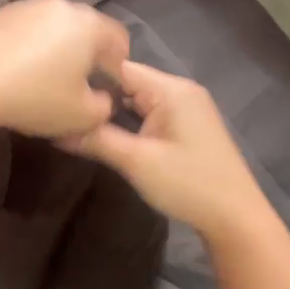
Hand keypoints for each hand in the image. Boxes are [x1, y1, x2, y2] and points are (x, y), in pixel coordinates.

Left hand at [0, 0, 128, 139]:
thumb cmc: (35, 97)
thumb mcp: (83, 116)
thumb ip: (104, 106)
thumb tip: (102, 97)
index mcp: (87, 24)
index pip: (118, 38)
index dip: (119, 63)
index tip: (109, 84)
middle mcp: (58, 5)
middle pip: (84, 27)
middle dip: (86, 51)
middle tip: (78, 79)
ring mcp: (23, 6)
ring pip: (50, 25)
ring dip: (54, 45)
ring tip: (43, 73)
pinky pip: (21, 29)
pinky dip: (24, 44)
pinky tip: (14, 67)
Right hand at [59, 60, 272, 241]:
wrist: (236, 220)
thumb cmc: (188, 184)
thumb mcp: (136, 161)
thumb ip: (95, 139)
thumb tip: (53, 128)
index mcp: (171, 89)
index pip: (119, 67)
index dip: (86, 75)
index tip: (56, 89)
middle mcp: (179, 90)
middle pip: (126, 81)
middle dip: (95, 93)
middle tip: (60, 106)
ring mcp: (184, 108)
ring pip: (134, 98)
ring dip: (109, 108)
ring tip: (73, 117)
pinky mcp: (184, 126)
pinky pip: (146, 112)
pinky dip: (125, 119)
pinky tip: (102, 131)